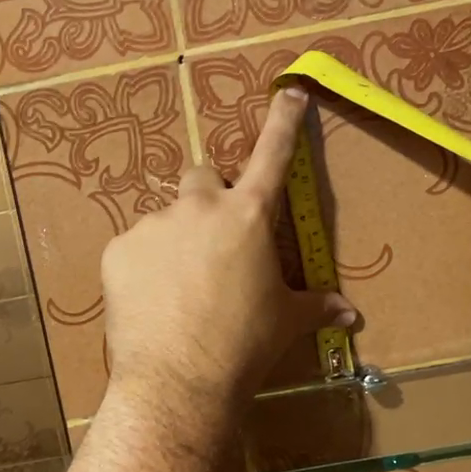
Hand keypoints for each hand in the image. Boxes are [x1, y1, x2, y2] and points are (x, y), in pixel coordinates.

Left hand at [100, 87, 354, 408]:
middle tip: (210, 243)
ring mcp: (154, 225)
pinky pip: (135, 248)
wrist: (179, 380)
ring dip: (174, 242)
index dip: (283, 122)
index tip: (289, 91)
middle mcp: (198, 207)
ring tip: (177, 290)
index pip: (272, 155)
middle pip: (201, 177)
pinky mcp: (118, 249)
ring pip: (165, 219)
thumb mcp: (285, 321)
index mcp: (248, 216)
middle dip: (206, 199)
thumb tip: (352, 315)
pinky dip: (143, 267)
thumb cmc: (244, 345)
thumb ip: (315, 306)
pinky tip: (150, 302)